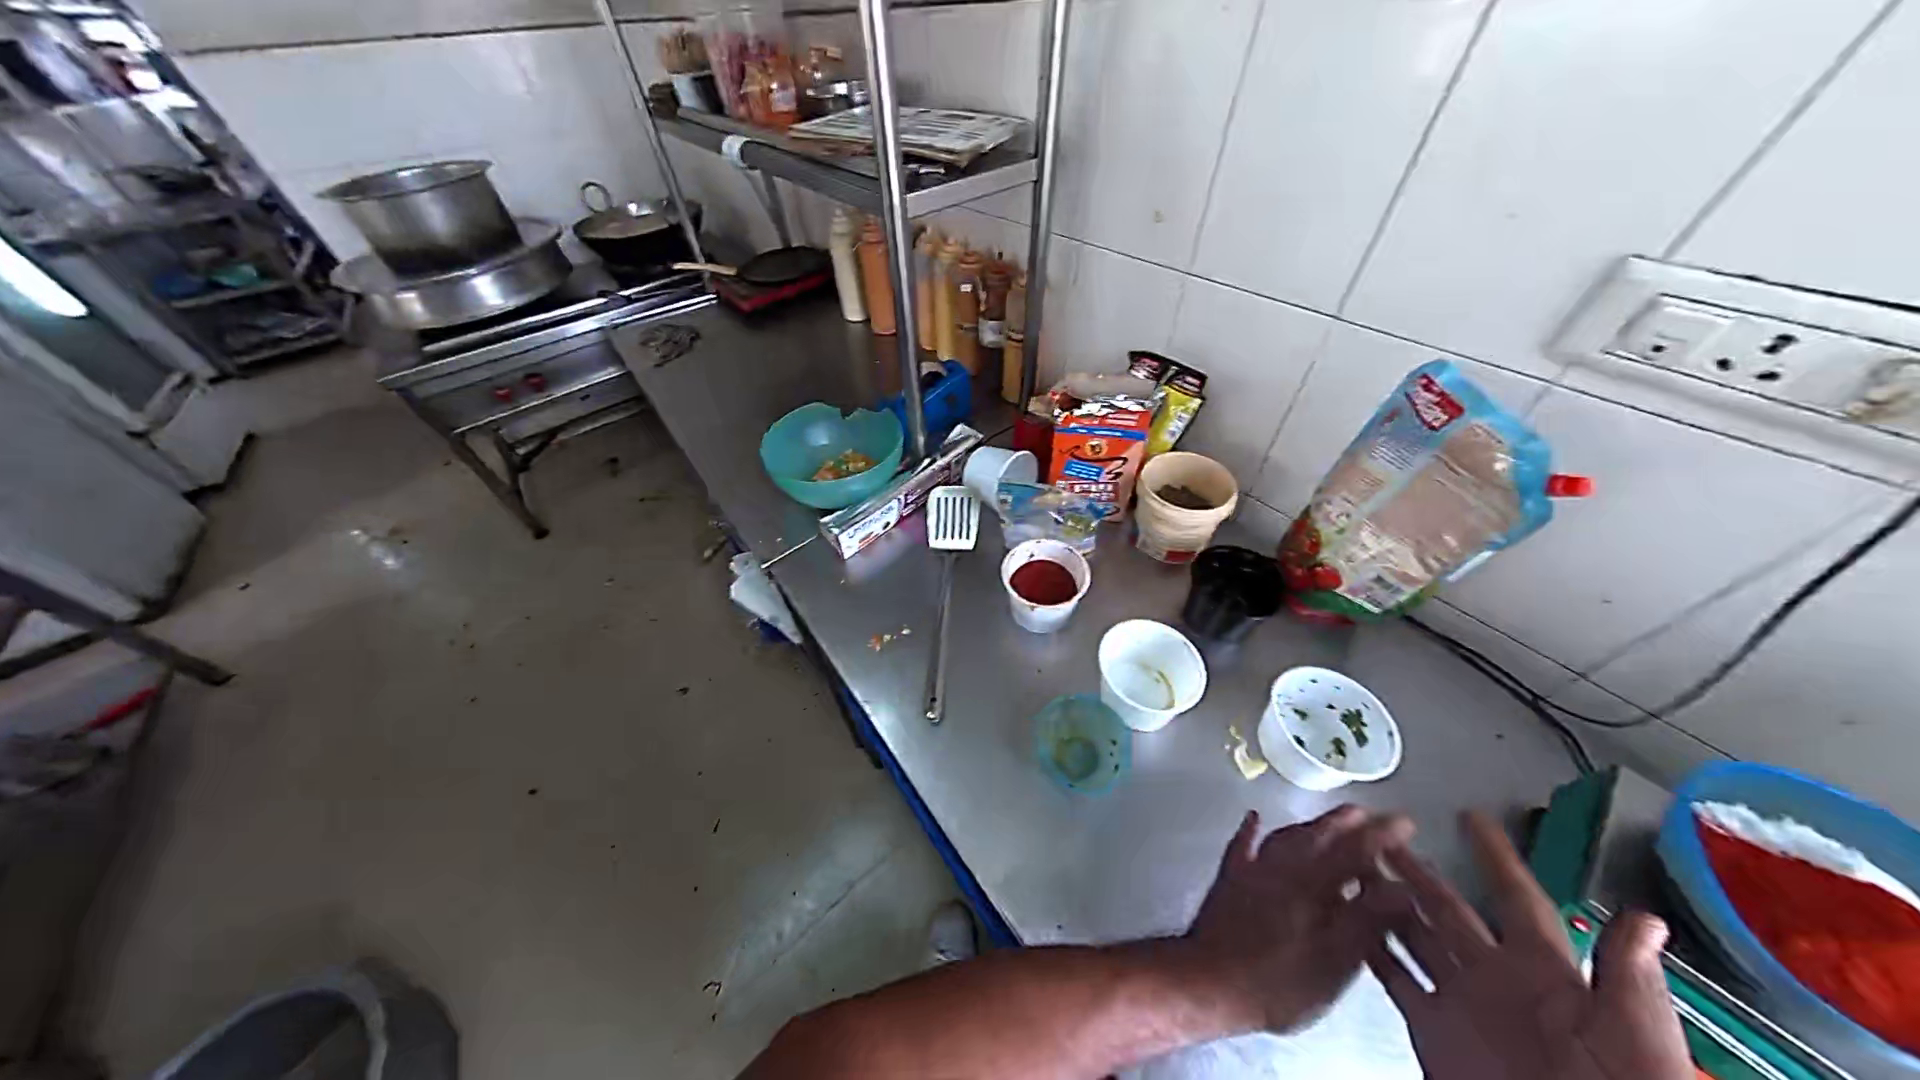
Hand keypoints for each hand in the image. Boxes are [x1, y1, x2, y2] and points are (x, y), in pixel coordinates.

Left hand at [1184, 805, 1413, 1033]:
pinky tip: (1253, 817)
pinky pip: (1241, 846)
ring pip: (1284, 838)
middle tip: (1369, 815)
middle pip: (1317, 837)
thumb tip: (1400, 888)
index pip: (1354, 851)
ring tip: (1328, 820)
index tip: (1404, 822)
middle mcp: (1282, 868)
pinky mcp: (1229, 879)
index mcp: (1313, 886)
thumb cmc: (1277, 981)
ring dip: (1309, 826)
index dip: (1382, 835)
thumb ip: (1368, 921)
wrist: (1209, 981)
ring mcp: (1252, 871)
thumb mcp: (1336, 961)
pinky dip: (1250, 830)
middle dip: (1346, 823)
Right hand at [1365, 811, 1692, 1079]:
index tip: (1472, 818)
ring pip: (1414, 935)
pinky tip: (1351, 923)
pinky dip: (1371, 948)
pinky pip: (1394, 979)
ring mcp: (1461, 1002)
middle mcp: (1496, 977)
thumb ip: (1631, 980)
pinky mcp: (1432, 1029)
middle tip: (1382, 833)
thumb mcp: (1638, 1041)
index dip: (1495, 857)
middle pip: (1447, 907)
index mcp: (1545, 972)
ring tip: (1354, 866)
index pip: (1514, 898)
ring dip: (1386, 900)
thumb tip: (1644, 918)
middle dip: (1416, 869)